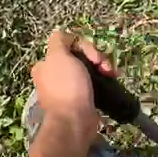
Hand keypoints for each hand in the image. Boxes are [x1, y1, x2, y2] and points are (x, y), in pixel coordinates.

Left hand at [30, 29, 112, 150]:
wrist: (75, 120)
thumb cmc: (67, 86)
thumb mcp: (58, 55)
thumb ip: (59, 40)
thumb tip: (64, 36)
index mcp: (45, 65)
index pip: (69, 44)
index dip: (84, 46)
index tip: (93, 57)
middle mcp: (54, 76)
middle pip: (80, 56)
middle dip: (96, 57)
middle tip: (104, 66)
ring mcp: (68, 88)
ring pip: (88, 68)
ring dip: (102, 67)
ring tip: (111, 74)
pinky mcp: (81, 98)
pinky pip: (93, 82)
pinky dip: (103, 79)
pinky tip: (111, 79)